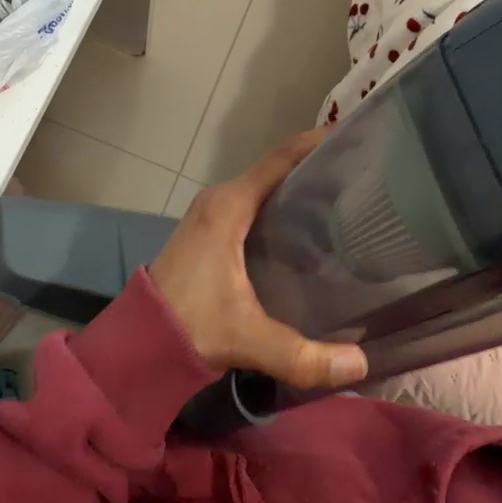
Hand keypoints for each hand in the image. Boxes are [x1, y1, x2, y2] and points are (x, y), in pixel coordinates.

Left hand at [147, 130, 369, 390]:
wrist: (138, 343)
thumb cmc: (190, 325)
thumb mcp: (248, 338)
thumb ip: (303, 355)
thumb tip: (360, 365)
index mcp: (230, 205)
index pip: (282, 158)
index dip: (318, 142)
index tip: (355, 138)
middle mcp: (222, 198)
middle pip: (277, 169)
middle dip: (318, 168)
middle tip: (363, 178)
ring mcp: (213, 213)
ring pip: (265, 188)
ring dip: (300, 190)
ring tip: (347, 203)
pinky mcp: (211, 231)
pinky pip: (255, 204)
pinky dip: (283, 208)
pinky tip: (311, 233)